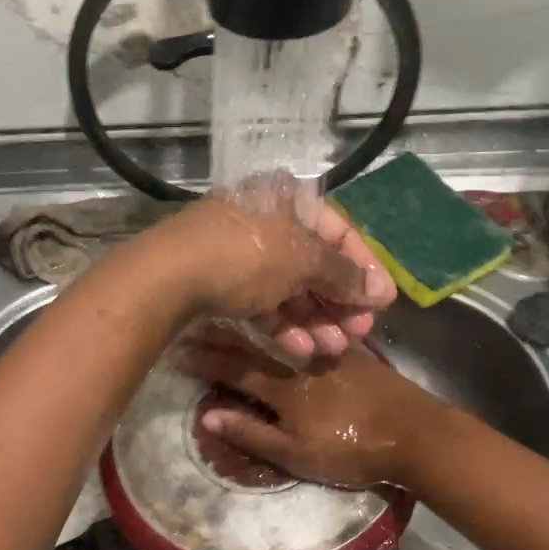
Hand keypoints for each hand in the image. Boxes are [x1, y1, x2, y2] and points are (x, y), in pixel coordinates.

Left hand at [142, 179, 395, 357]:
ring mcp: (237, 254)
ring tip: (332, 350)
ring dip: (314, 320)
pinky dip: (281, 325)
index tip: (382, 304)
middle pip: (313, 263)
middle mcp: (264, 221)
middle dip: (338, 302)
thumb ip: (343, 275)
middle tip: (358, 335)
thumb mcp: (302, 261)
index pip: (340, 231)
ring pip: (287, 288)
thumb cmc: (244, 258)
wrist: (166, 278)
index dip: (364, 268)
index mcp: (287, 199)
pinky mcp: (217, 284)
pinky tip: (299, 350)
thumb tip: (378, 291)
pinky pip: (260, 303)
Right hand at [178, 329, 441, 488]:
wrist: (416, 435)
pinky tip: (292, 317)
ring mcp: (332, 354)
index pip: (233, 370)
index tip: (178, 350)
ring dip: (256, 324)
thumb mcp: (294, 453)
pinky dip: (297, 325)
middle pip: (255, 345)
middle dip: (222, 335)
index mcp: (283, 387)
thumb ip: (251, 433)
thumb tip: (206, 417)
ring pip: (286, 333)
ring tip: (235, 314)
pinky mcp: (356, 354)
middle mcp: (303, 362)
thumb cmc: (350, 450)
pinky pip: (317, 331)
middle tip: (196, 322)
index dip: (205, 362)